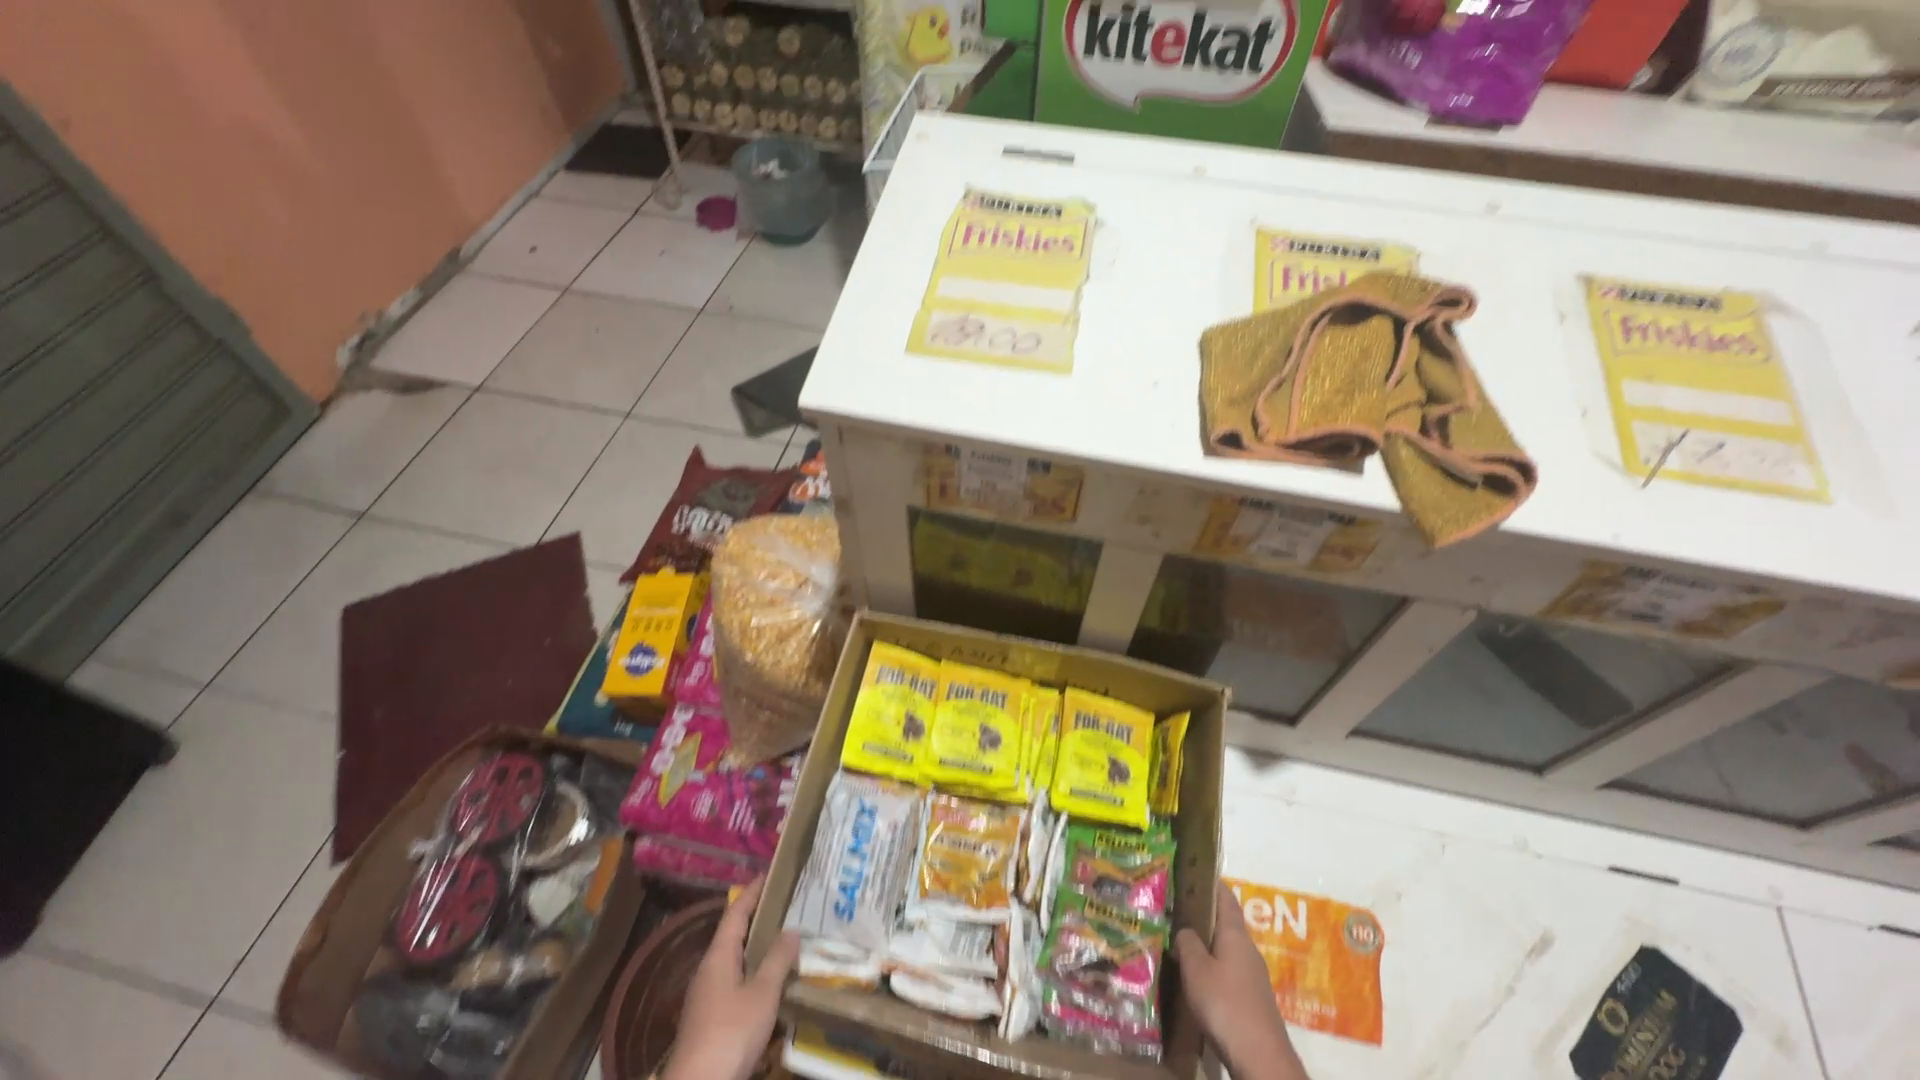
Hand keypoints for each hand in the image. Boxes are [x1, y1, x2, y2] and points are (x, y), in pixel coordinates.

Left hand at [662, 877, 801, 1079]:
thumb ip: (777, 960)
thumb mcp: (762, 994)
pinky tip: (768, 982)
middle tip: (782, 905)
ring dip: (754, 947)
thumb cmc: (732, 1031)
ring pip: (732, 960)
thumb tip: (790, 929)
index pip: (735, 914)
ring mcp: (706, 995)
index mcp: (718, 956)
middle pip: (731, 935)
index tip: (766, 875)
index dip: (751, 893)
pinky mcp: (709, 1017)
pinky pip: (733, 980)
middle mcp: (708, 970)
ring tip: (780, 940)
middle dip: (754, 918)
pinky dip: (751, 971)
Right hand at [1175, 880, 1310, 1079]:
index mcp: (1235, 935)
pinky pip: (1226, 970)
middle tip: (1173, 907)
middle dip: (1202, 914)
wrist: (1258, 1055)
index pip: (1225, 898)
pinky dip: (1209, 965)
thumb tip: (1185, 929)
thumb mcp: (1196, 969)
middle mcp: (1247, 950)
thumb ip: (1188, 943)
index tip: (1191, 872)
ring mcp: (1251, 975)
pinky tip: (1191, 975)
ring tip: (1176, 939)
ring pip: (1224, 948)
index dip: (1210, 883)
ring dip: (1204, 942)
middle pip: (1225, 923)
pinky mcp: (1249, 997)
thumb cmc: (1225, 1003)